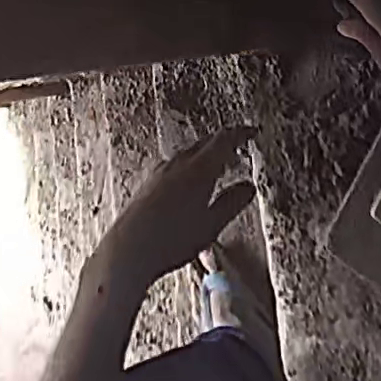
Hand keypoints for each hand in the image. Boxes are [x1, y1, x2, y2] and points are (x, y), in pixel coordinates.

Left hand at [92, 127, 256, 288]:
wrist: (129, 248)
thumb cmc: (170, 239)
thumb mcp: (211, 225)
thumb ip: (232, 202)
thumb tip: (248, 187)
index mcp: (199, 168)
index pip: (224, 139)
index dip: (241, 133)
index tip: (252, 132)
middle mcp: (179, 163)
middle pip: (206, 142)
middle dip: (225, 142)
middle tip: (239, 149)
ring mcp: (162, 170)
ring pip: (190, 152)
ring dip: (207, 155)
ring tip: (219, 169)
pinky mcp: (150, 181)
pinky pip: (176, 164)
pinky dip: (191, 165)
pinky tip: (191, 183)